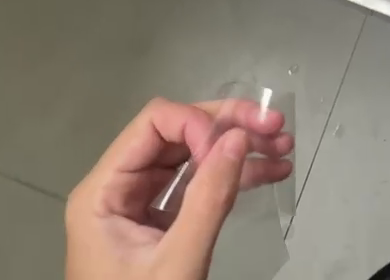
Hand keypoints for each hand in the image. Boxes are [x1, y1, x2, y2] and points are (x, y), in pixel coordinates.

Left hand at [66, 97, 294, 279]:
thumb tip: (238, 136)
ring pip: (195, 153)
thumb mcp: (177, 266)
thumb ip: (208, 199)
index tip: (233, 150)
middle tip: (276, 126)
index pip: (154, 124)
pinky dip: (236, 175)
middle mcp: (119, 186)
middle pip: (178, 132)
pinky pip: (199, 183)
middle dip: (229, 126)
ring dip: (241, 147)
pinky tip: (272, 171)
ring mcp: (141, 203)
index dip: (197, 123)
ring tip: (285, 146)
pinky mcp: (161, 221)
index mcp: (104, 191)